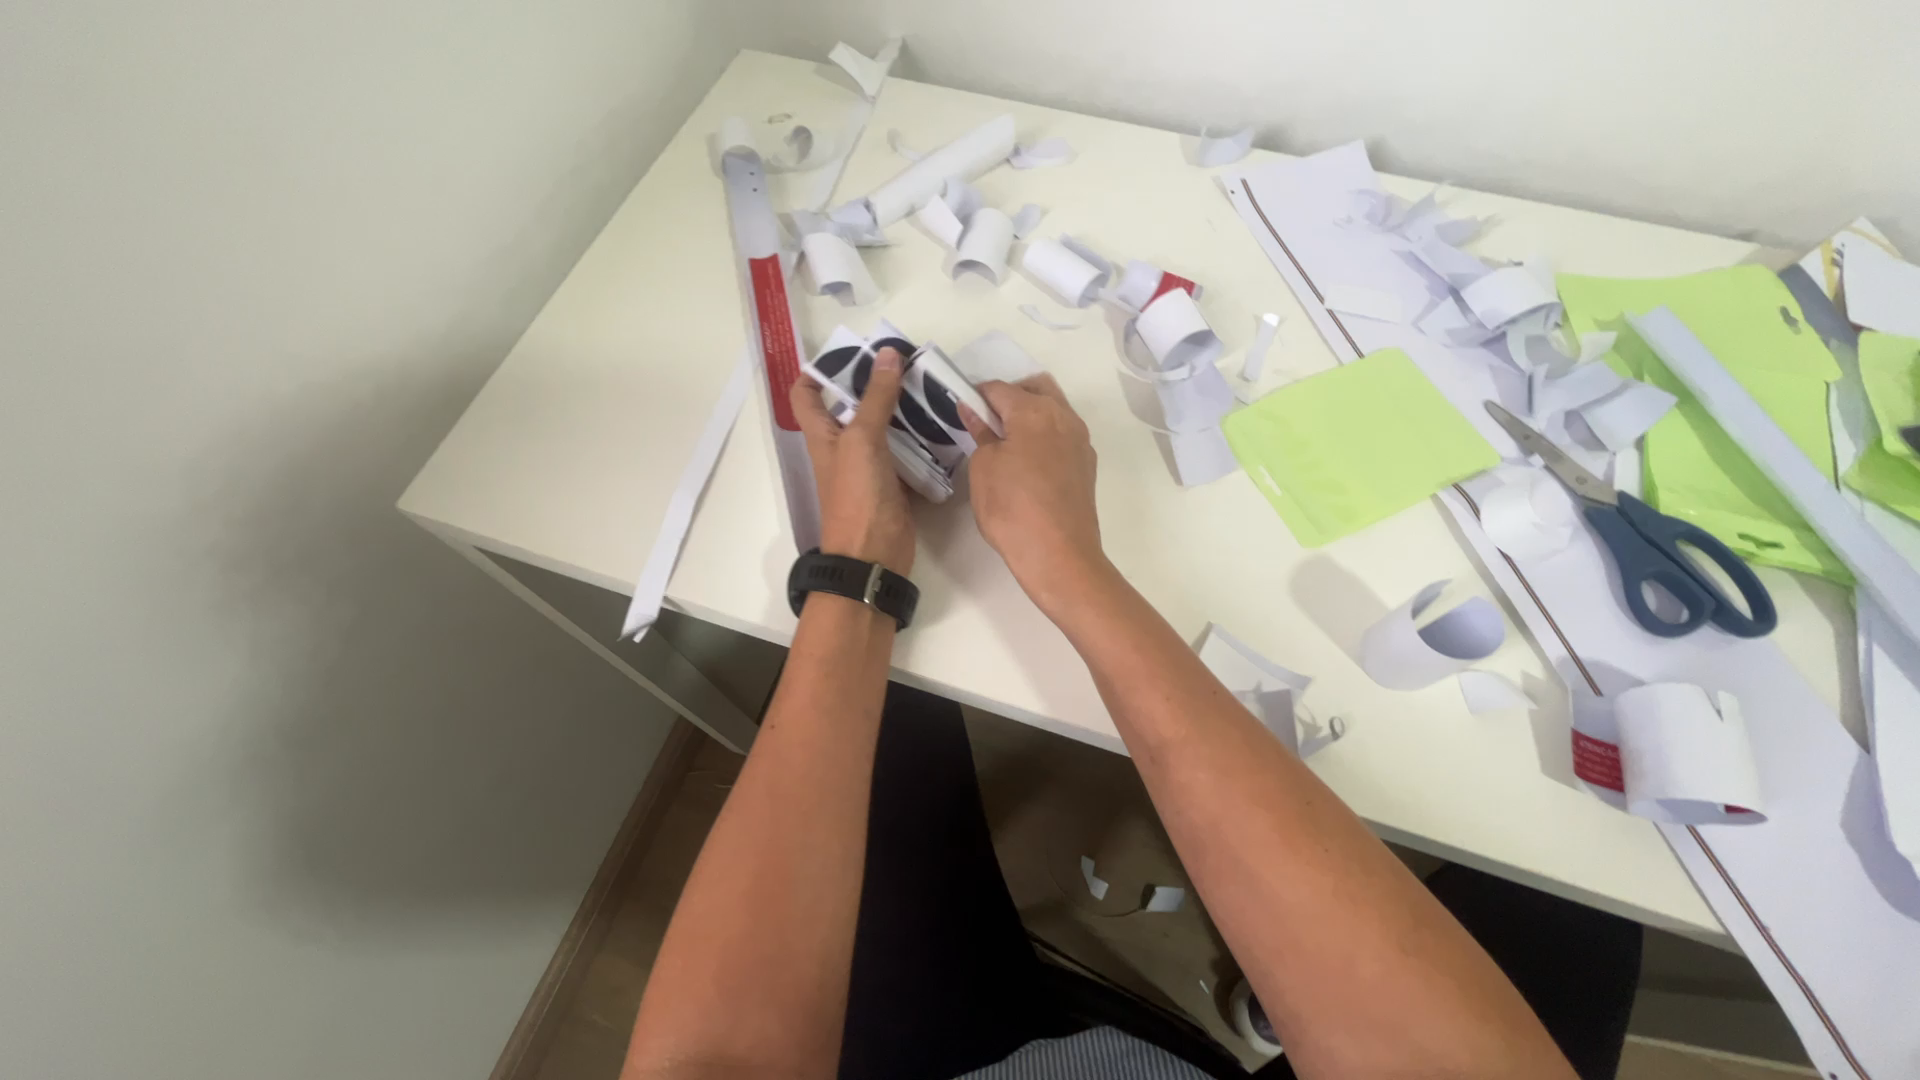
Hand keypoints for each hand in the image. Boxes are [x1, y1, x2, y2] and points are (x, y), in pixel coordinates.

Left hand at [790, 347, 915, 574]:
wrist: (873, 556)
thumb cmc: (857, 496)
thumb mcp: (862, 440)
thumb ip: (876, 399)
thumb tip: (888, 354)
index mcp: (823, 435)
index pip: (806, 394)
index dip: (817, 371)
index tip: (848, 352)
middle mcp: (843, 447)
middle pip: (853, 406)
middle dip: (874, 382)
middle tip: (904, 360)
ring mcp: (870, 466)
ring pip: (884, 428)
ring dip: (902, 408)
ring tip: (928, 385)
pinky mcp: (895, 483)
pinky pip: (907, 453)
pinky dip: (921, 438)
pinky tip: (941, 422)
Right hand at [959, 376, 1110, 613]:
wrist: (1058, 555)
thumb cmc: (1011, 508)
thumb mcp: (983, 468)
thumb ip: (980, 433)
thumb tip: (974, 412)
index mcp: (1034, 410)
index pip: (999, 388)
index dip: (977, 395)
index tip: (962, 408)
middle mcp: (1063, 416)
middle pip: (1035, 387)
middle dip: (1010, 395)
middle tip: (987, 419)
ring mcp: (1080, 440)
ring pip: (1054, 409)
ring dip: (1031, 413)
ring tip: (1007, 439)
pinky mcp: (1086, 463)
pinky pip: (1063, 433)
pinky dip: (1045, 433)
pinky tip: (1029, 458)